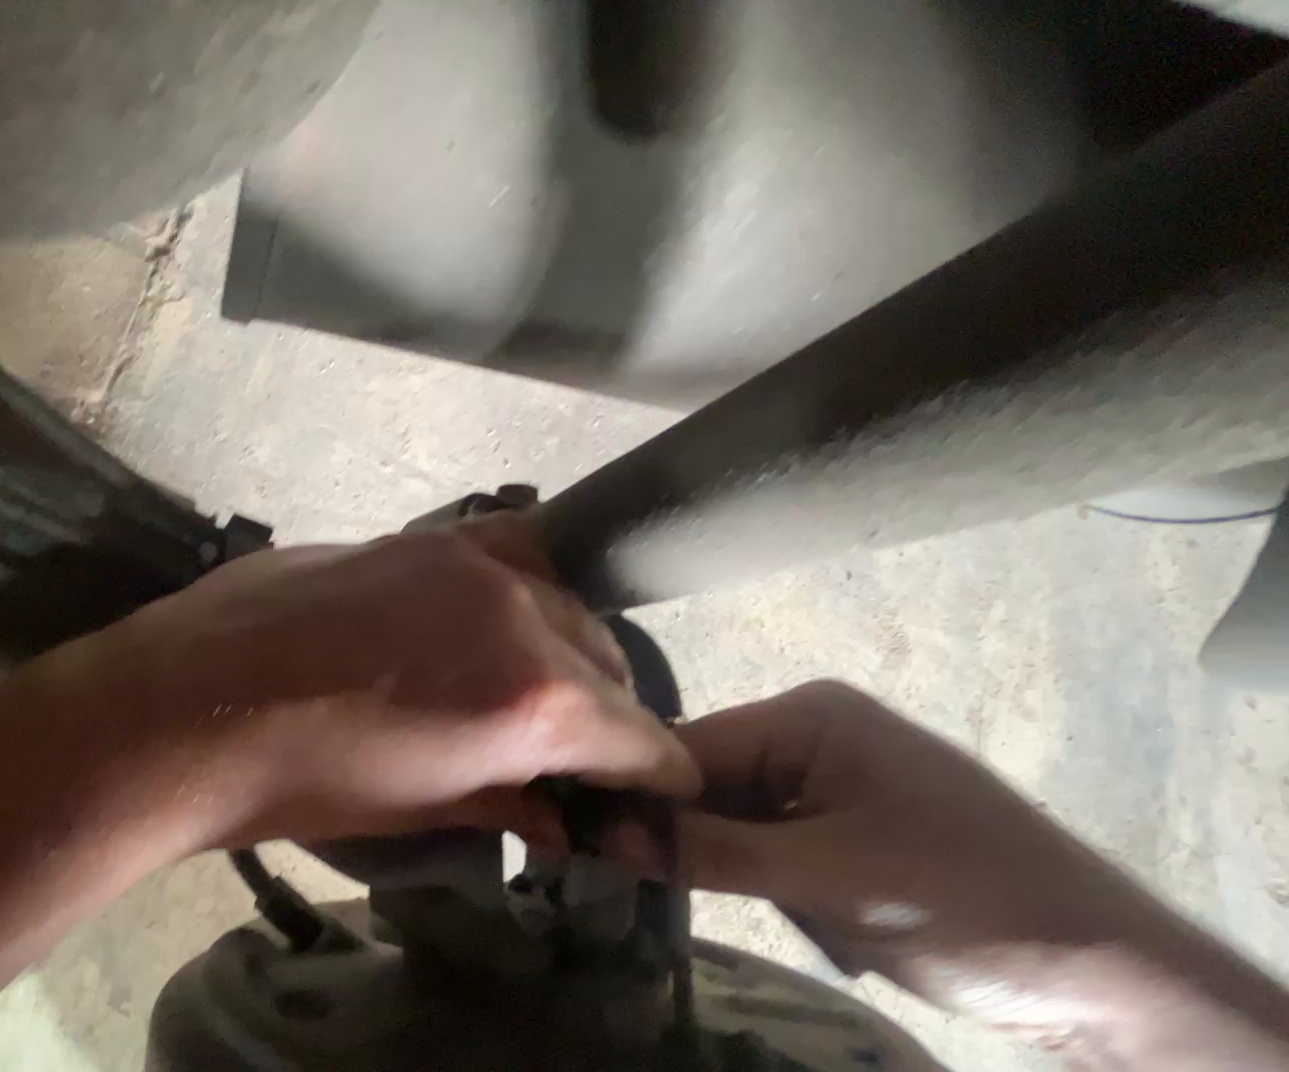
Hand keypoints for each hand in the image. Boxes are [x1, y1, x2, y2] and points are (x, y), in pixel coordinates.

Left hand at [68, 515, 698, 850]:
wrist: (188, 704)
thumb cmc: (300, 783)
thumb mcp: (420, 810)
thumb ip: (511, 801)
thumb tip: (564, 817)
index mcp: (532, 698)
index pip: (640, 737)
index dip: (654, 776)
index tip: (649, 794)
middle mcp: (520, 612)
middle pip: (608, 659)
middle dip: (609, 713)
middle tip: (577, 752)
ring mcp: (466, 560)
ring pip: (560, 600)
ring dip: (566, 647)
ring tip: (531, 686)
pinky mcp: (416, 536)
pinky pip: (500, 559)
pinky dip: (515, 596)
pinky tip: (484, 623)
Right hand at [625, 681, 1288, 1066]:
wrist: (1111, 974)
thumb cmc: (964, 900)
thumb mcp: (825, 876)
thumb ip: (710, 850)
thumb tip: (603, 833)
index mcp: (808, 716)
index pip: (688, 744)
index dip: (634, 790)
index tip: (578, 833)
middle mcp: (810, 733)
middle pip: (705, 776)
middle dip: (673, 828)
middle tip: (612, 874)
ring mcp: (826, 779)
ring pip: (729, 810)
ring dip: (708, 854)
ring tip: (663, 890)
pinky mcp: (840, 823)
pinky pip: (763, 835)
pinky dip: (744, 868)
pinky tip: (731, 896)